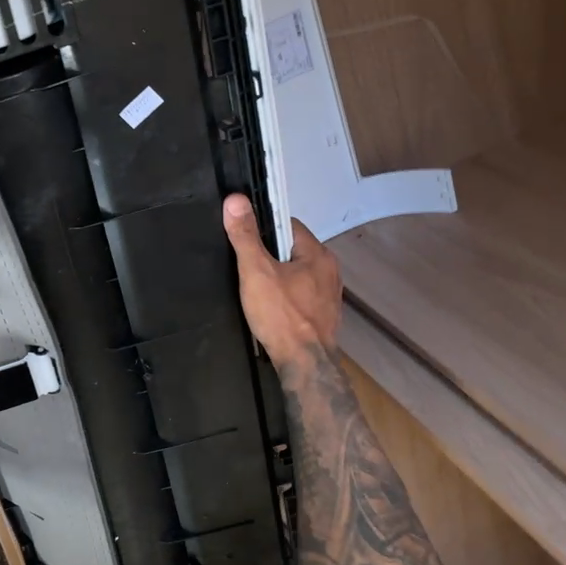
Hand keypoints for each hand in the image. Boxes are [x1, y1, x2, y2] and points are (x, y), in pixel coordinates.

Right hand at [221, 194, 339, 370]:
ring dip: (279, 276)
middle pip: (293, 249)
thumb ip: (245, 236)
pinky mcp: (325, 316)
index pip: (288, 225)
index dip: (264, 228)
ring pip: (298, 273)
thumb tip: (235, 200)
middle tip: (246, 267)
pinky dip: (287, 296)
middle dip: (270, 254)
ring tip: (256, 288)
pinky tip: (272, 308)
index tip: (244, 240)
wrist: (304, 364)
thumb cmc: (280, 314)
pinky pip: (302, 294)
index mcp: (318, 254)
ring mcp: (330, 295)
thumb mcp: (255, 271)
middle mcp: (330, 270)